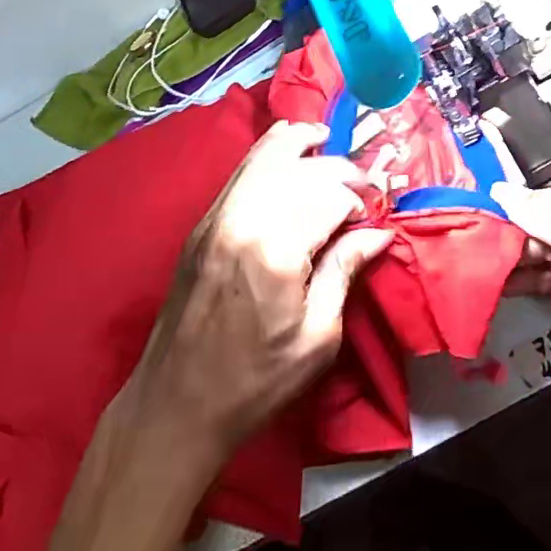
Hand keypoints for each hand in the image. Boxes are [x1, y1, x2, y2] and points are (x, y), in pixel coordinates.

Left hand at [122, 121, 392, 450]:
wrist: (172, 410)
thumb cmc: (255, 382)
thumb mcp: (317, 338)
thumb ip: (345, 272)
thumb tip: (379, 232)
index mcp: (275, 252)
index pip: (332, 196)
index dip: (362, 201)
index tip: (376, 219)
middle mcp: (242, 222)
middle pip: (301, 169)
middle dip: (339, 169)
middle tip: (363, 189)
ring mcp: (215, 219)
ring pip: (263, 157)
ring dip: (299, 143)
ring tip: (326, 140)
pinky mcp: (201, 226)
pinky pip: (240, 171)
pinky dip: (267, 153)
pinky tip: (287, 151)